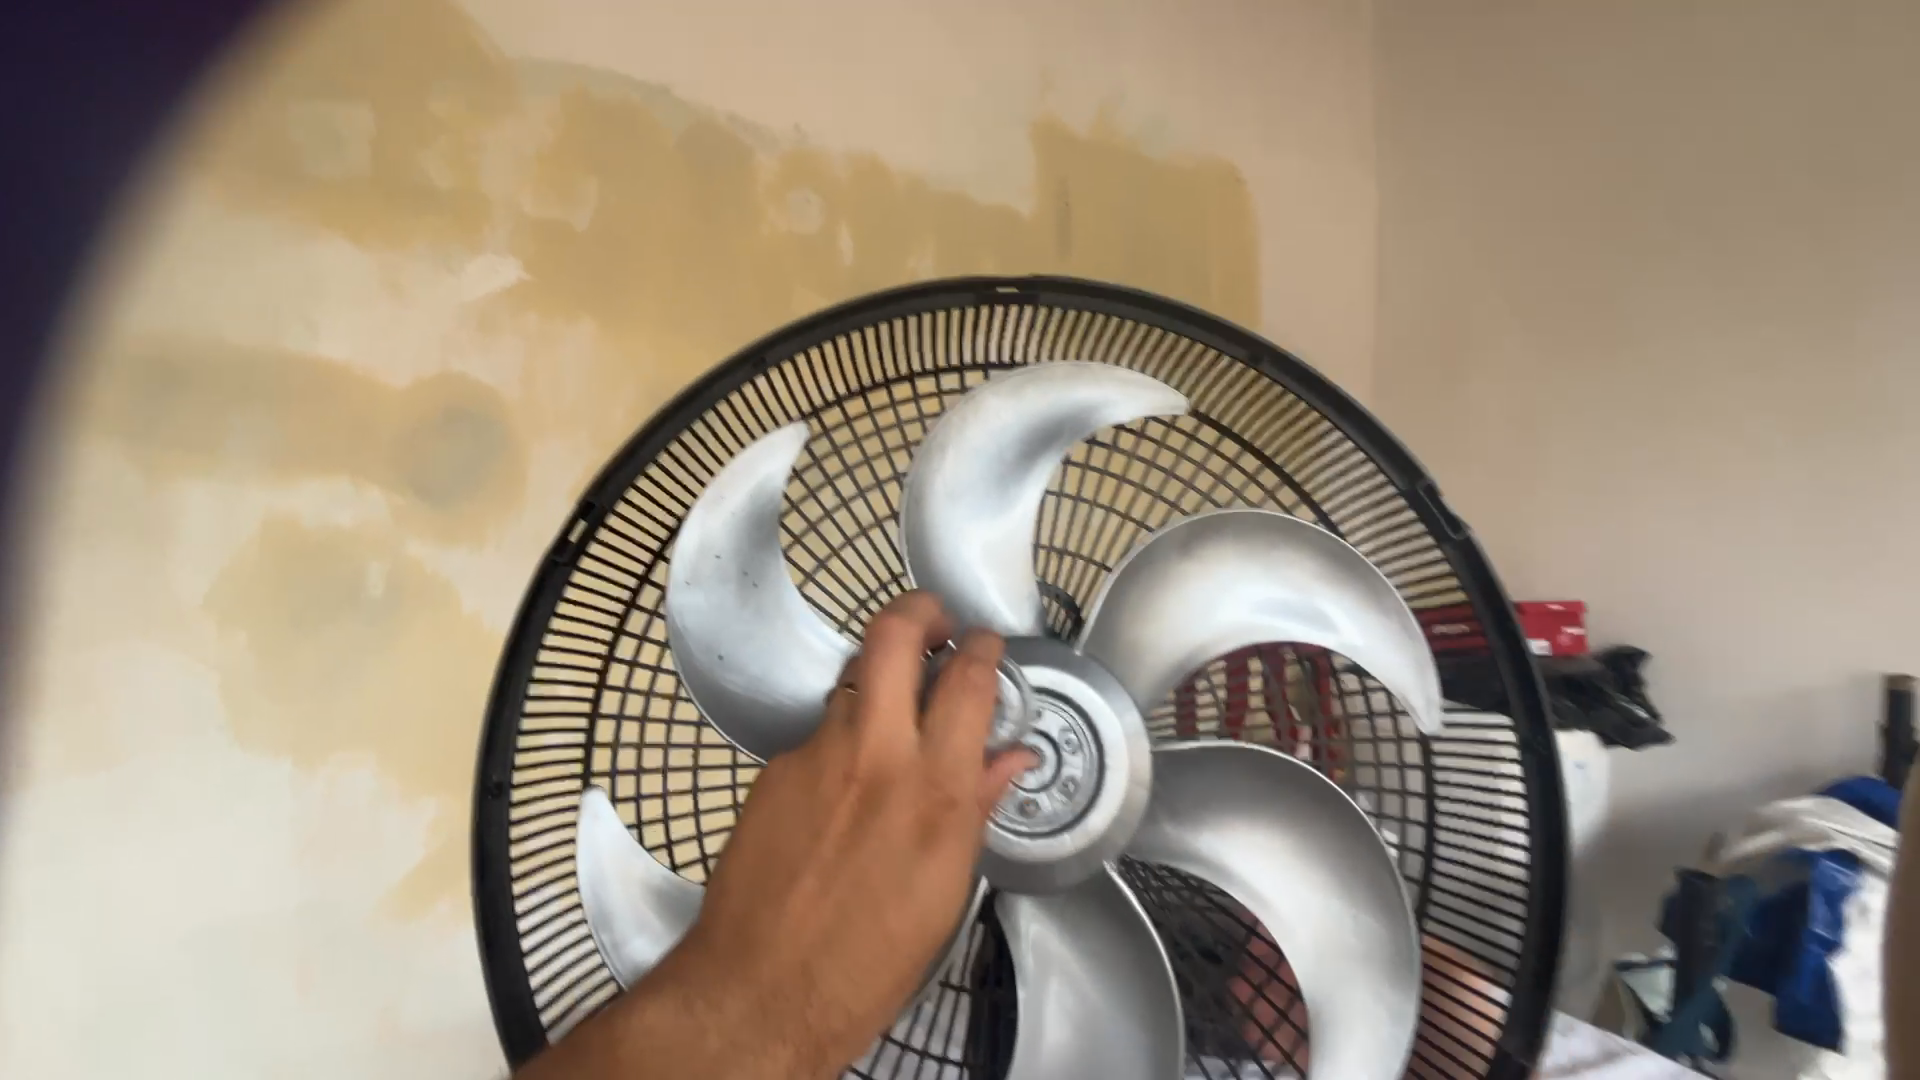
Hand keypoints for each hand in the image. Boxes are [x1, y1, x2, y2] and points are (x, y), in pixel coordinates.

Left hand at [527, 591, 1034, 1079]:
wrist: (758, 992)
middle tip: (935, 622)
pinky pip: (819, 732)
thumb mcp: (948, 885)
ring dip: (880, 681)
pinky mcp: (776, 768)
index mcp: (934, 789)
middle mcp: (875, 754)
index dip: (984, 648)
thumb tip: (1010, 758)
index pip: (969, 682)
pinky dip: (842, 742)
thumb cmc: (870, 957)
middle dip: (919, 610)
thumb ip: (978, 803)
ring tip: (893, 716)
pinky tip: (841, 789)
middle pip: (893, 636)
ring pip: (853, 679)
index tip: (985, 643)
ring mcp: (817, 754)